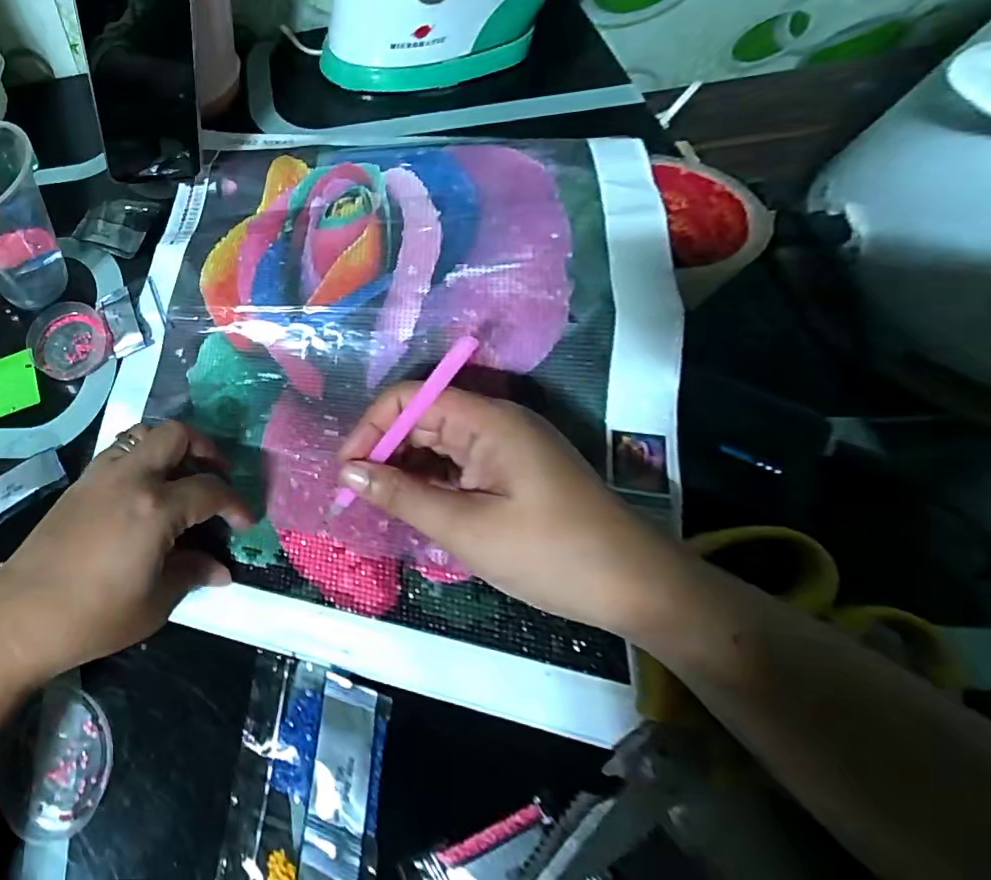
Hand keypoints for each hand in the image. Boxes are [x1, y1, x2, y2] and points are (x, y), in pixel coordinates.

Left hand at [0, 421, 254, 684]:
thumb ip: (190, 573)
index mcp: (154, 507)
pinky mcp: (80, 482)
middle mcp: (129, 477)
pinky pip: (119, 451)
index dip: (236, 503)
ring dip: (169, 446)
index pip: (209, 489)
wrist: (24, 612)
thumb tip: (219, 568)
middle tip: (216, 477)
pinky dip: (141, 456)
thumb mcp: (154, 603)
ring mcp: (100, 475)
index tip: (246, 522)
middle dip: (205, 448)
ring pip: (142, 434)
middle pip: (175, 434)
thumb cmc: (95, 615)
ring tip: (182, 478)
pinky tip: (145, 490)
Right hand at [335, 384, 693, 639]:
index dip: (371, 427)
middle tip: (356, 492)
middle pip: (419, 416)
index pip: (408, 398)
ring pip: (433, 441)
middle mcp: (495, 423)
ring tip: (379, 503)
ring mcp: (505, 446)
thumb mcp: (465, 528)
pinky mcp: (511, 470)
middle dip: (382, 450)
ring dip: (402, 467)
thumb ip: (400, 495)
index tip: (349, 470)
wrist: (644, 592)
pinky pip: (454, 462)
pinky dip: (427, 481)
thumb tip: (346, 472)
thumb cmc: (552, 555)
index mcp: (488, 421)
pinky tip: (413, 507)